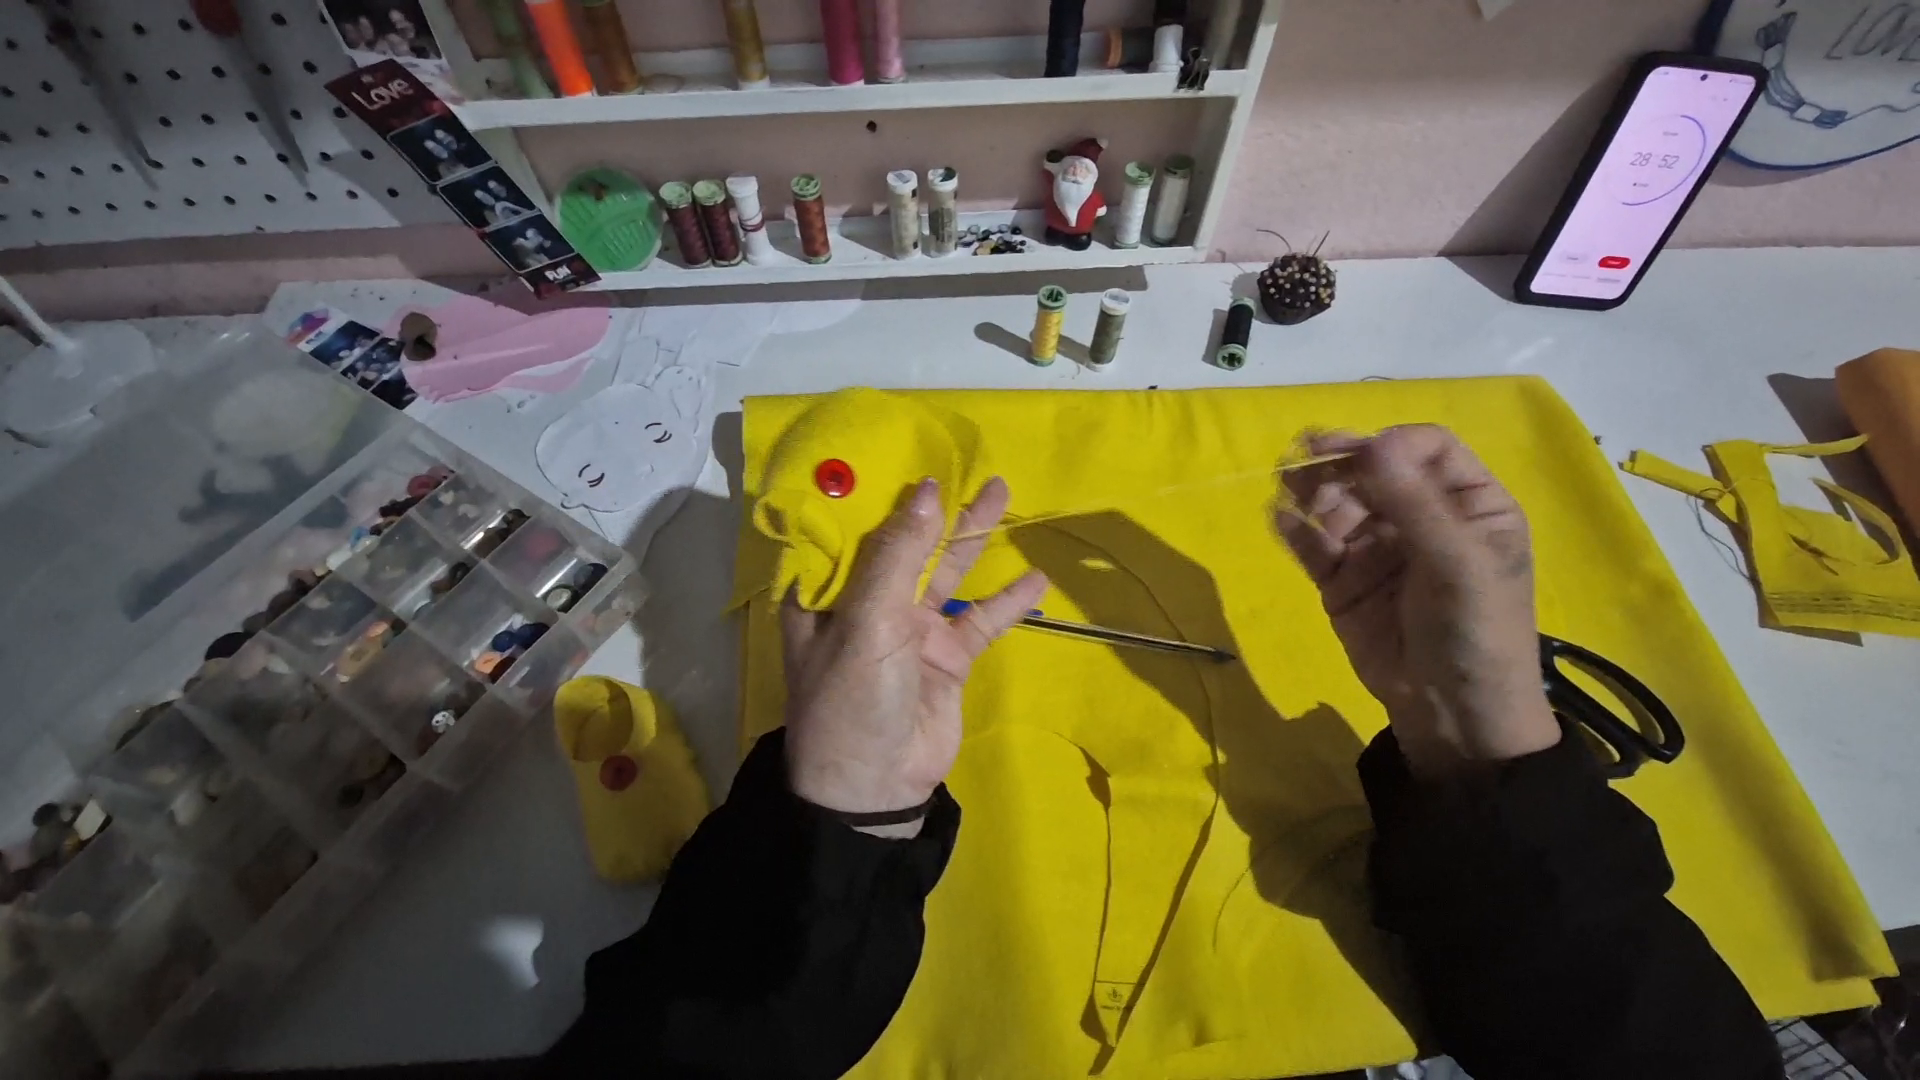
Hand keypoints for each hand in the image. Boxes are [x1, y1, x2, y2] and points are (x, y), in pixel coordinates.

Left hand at [782, 477, 1048, 834]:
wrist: (877, 787)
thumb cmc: (853, 699)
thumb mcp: (866, 623)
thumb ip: (897, 556)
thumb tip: (926, 492)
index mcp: (830, 591)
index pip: (852, 527)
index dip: (879, 492)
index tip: (908, 452)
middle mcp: (868, 602)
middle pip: (907, 542)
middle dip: (938, 507)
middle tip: (971, 467)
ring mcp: (910, 629)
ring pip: (946, 571)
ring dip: (974, 537)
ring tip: (1004, 495)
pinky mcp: (946, 656)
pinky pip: (980, 619)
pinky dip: (1006, 600)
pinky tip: (1036, 577)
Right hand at [1274, 426, 1559, 778]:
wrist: (1449, 711)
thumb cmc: (1474, 629)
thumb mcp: (1457, 562)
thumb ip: (1415, 502)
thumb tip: (1373, 442)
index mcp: (1467, 504)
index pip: (1426, 450)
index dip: (1389, 446)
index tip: (1359, 457)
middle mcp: (1419, 517)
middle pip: (1372, 471)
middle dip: (1339, 463)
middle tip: (1303, 461)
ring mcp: (1376, 548)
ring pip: (1336, 502)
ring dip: (1311, 490)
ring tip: (1287, 488)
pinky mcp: (1340, 579)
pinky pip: (1312, 543)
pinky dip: (1294, 529)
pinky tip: (1280, 519)